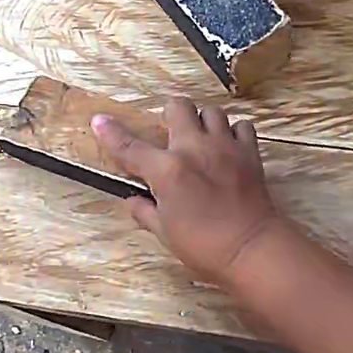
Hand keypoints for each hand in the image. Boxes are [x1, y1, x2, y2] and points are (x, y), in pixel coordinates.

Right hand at [92, 98, 286, 287]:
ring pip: (212, 111)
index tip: (100, 120)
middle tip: (170, 131)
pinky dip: (234, 131)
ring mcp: (226, 147)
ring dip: (203, 121)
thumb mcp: (164, 232)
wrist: (252, 246)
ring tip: (202, 139)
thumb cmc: (204, 245)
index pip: (130, 145)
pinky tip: (229, 146)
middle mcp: (195, 149)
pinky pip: (243, 126)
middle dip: (170, 113)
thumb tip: (133, 201)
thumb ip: (145, 211)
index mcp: (167, 170)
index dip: (111, 132)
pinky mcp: (250, 153)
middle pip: (179, 106)